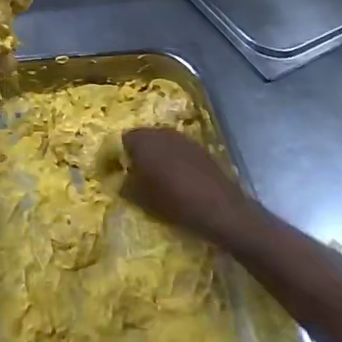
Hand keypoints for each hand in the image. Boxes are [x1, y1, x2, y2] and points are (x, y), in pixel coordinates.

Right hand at [119, 127, 262, 244]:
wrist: (219, 209)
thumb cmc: (170, 199)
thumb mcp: (136, 196)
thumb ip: (123, 182)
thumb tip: (122, 177)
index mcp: (141, 139)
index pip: (123, 140)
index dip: (122, 155)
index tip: (125, 171)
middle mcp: (161, 132)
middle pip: (145, 139)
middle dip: (142, 153)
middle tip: (142, 174)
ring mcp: (185, 139)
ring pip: (165, 145)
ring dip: (162, 157)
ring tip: (163, 178)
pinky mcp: (203, 150)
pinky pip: (183, 153)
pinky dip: (179, 163)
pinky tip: (183, 181)